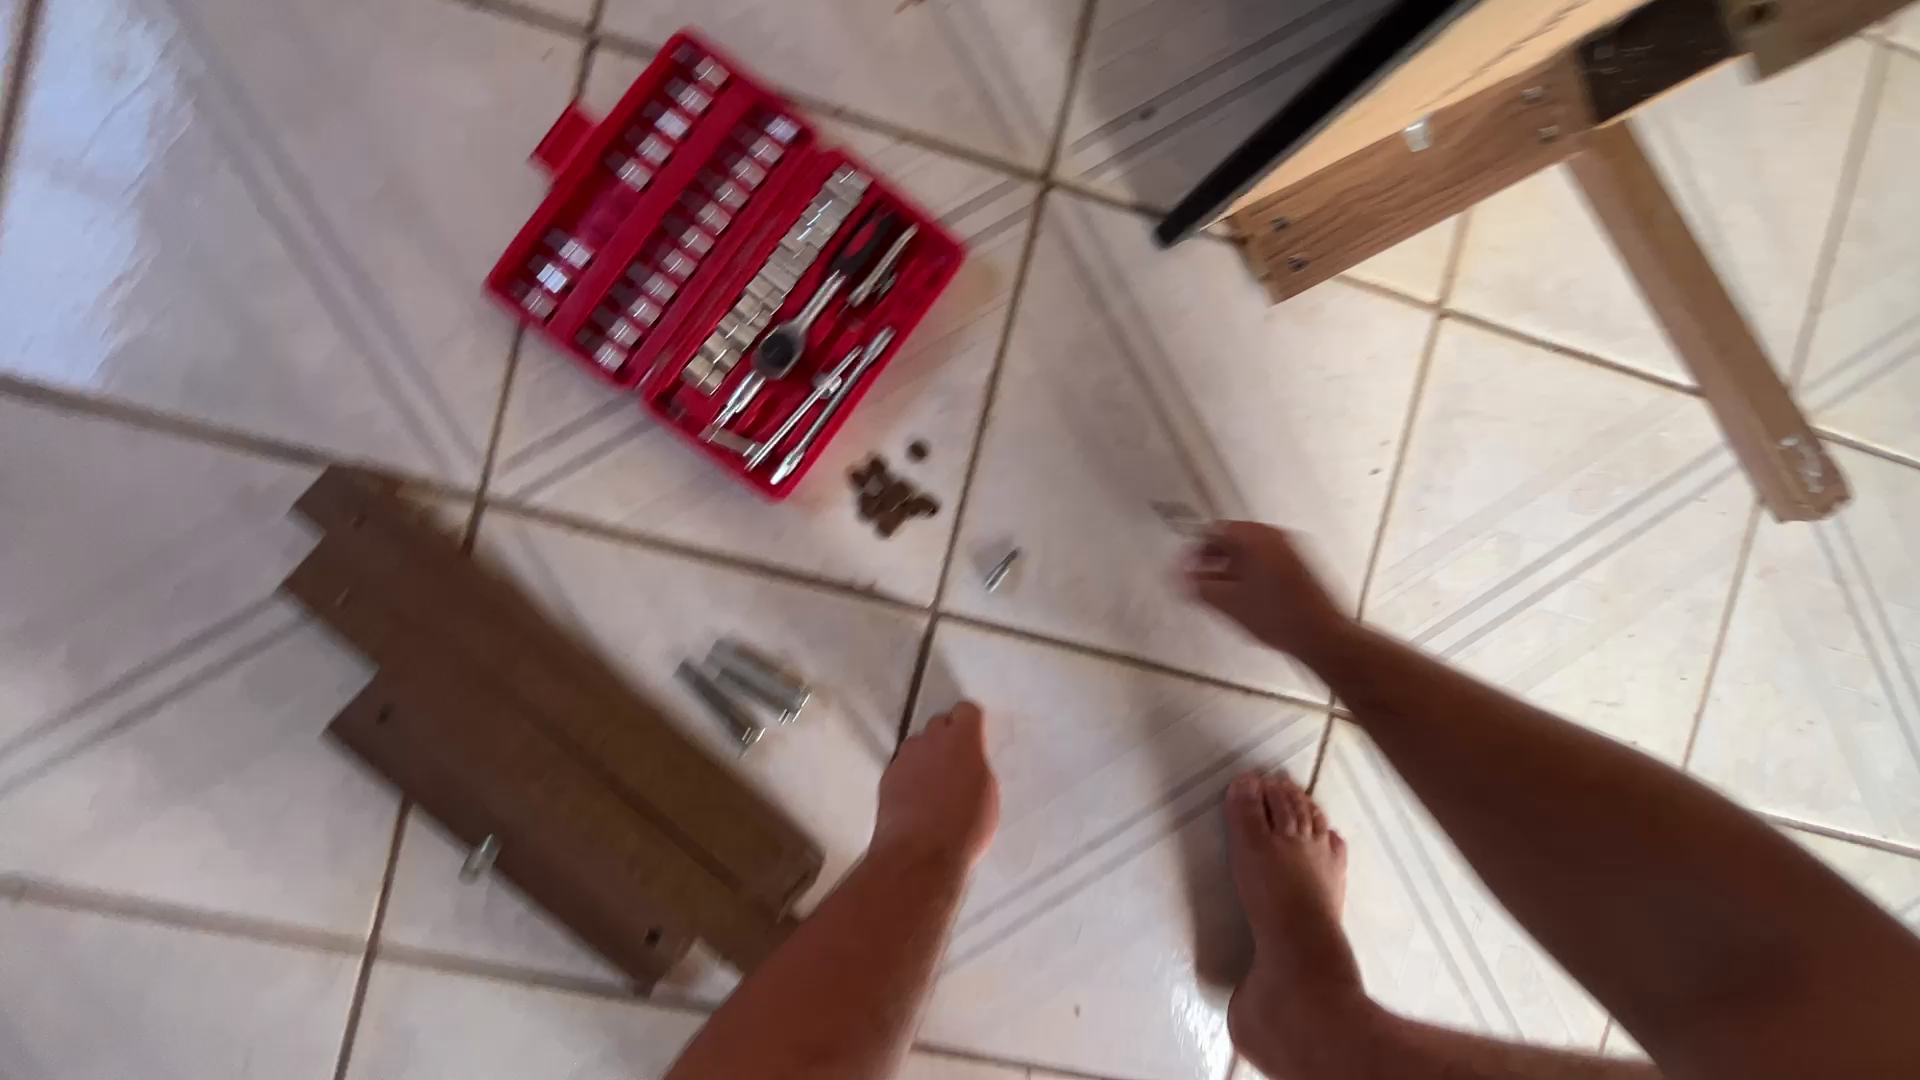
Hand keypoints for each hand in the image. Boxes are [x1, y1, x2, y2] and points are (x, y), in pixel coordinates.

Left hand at [872, 701, 999, 869]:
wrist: (920, 854)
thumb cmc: (964, 827)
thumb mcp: (987, 796)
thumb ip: (976, 768)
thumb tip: (969, 763)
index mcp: (962, 741)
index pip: (966, 710)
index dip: (970, 722)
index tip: (973, 737)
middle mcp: (931, 740)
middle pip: (939, 723)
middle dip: (947, 737)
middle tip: (955, 764)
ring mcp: (905, 757)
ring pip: (918, 744)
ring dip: (927, 756)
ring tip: (933, 785)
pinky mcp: (887, 776)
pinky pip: (902, 766)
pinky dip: (909, 775)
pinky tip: (915, 799)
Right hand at [1183, 522, 1354, 661]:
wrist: (1321, 637)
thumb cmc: (1279, 617)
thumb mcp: (1227, 603)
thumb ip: (1196, 586)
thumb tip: (1178, 577)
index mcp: (1258, 538)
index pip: (1216, 530)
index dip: (1195, 548)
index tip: (1185, 565)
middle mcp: (1277, 538)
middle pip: (1234, 539)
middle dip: (1212, 559)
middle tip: (1198, 578)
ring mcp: (1293, 552)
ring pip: (1251, 552)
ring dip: (1230, 568)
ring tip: (1218, 592)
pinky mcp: (1301, 569)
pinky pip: (1267, 562)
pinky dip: (1249, 574)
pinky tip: (1242, 598)